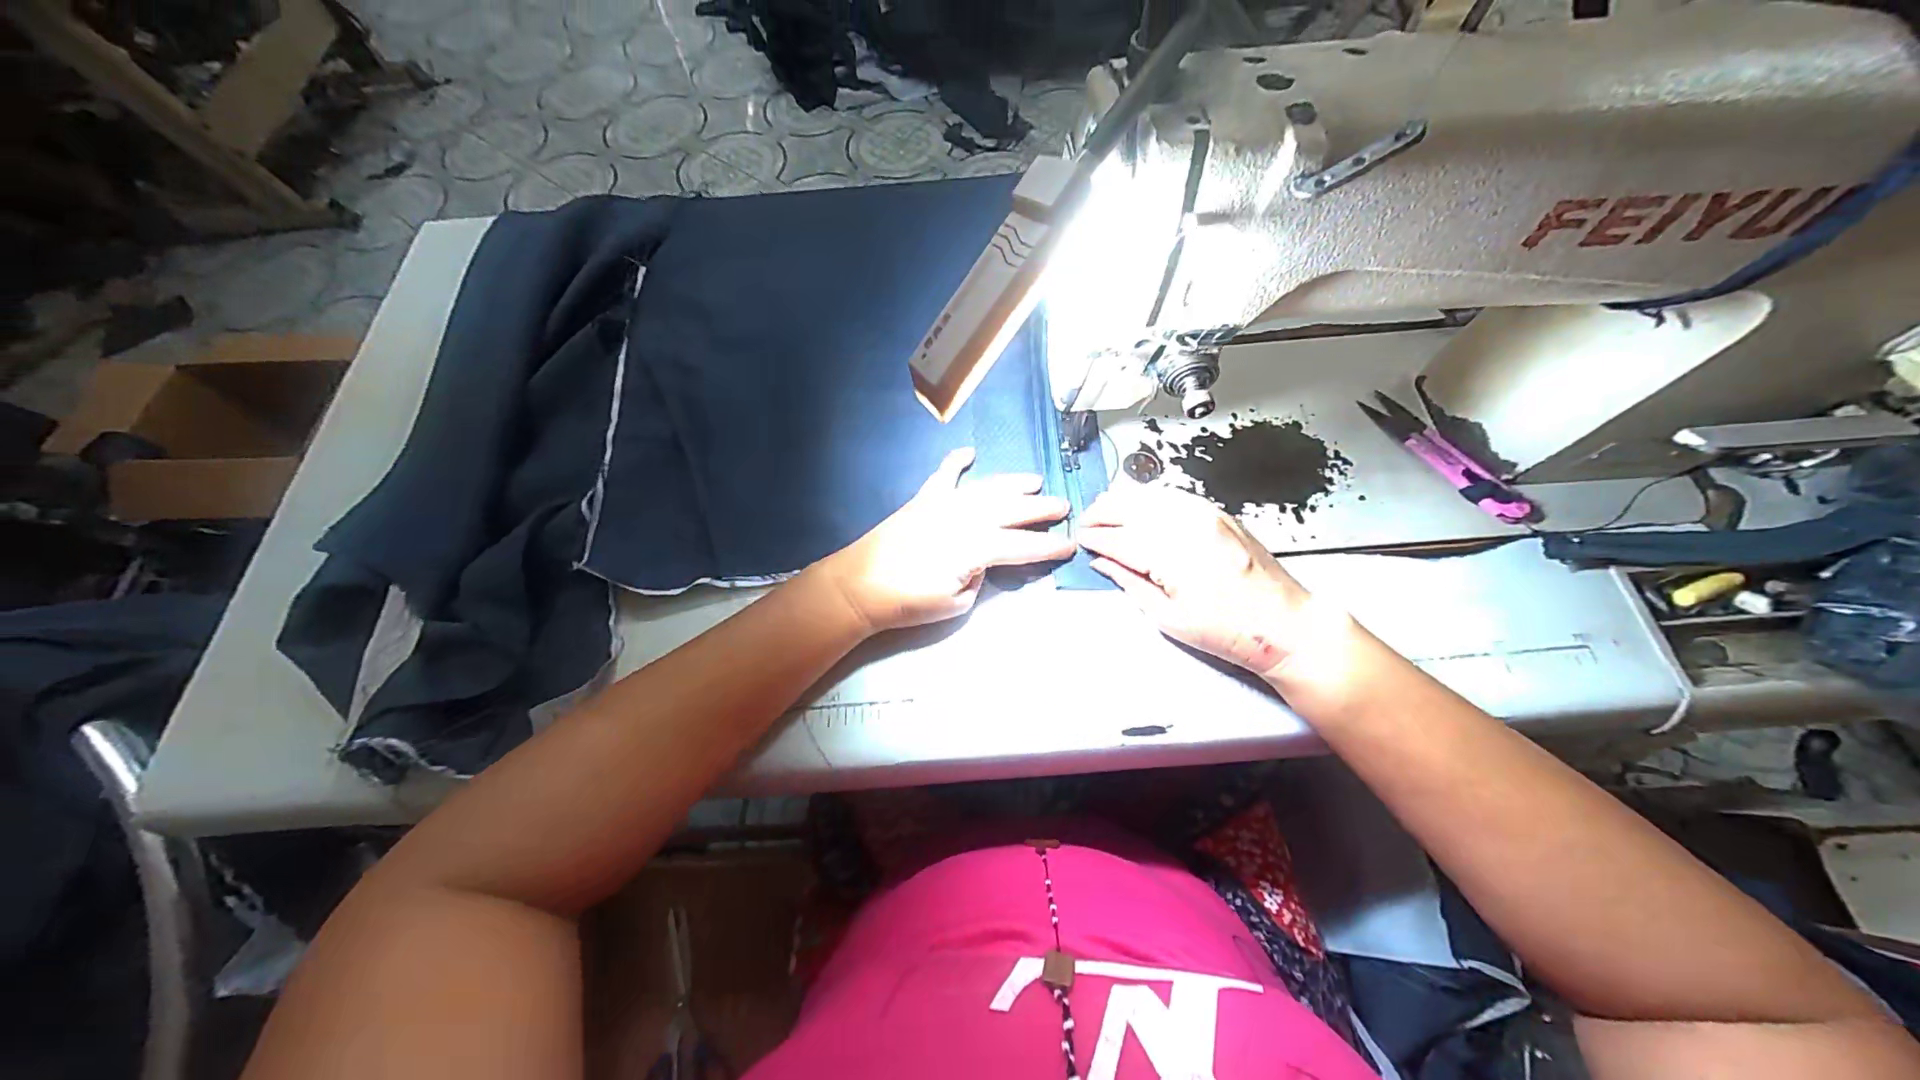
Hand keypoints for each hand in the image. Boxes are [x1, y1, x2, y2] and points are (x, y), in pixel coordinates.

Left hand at [812, 448, 1075, 632]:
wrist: (860, 585)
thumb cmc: (909, 601)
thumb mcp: (957, 603)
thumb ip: (979, 577)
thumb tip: (982, 561)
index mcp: (977, 546)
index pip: (1023, 545)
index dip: (1049, 547)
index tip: (1070, 545)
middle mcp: (965, 517)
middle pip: (1011, 510)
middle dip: (1041, 509)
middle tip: (1064, 506)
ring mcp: (943, 504)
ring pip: (986, 489)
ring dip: (1012, 484)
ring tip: (1034, 482)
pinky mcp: (923, 500)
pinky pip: (944, 475)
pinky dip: (956, 462)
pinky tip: (968, 453)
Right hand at [1077, 484, 1329, 680]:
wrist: (1285, 624)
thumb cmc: (1231, 631)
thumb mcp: (1169, 618)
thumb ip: (1131, 583)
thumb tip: (1104, 564)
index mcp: (1174, 557)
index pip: (1120, 539)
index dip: (1096, 538)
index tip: (1082, 540)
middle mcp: (1189, 527)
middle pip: (1132, 508)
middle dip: (1104, 512)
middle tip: (1087, 521)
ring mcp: (1207, 515)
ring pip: (1152, 495)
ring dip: (1124, 499)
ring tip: (1106, 508)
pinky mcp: (1219, 513)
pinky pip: (1175, 494)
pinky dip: (1151, 496)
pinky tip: (1140, 503)